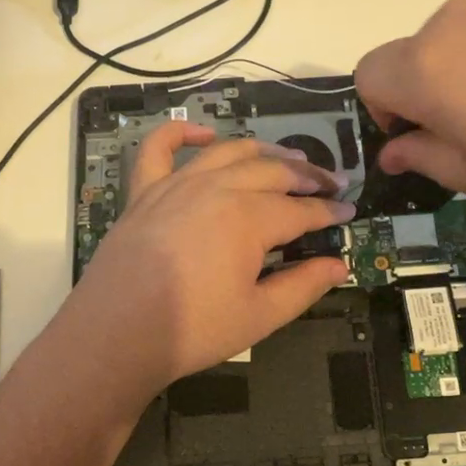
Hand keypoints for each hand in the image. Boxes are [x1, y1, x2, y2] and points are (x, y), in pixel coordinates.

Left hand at [49, 123, 354, 412]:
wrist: (116, 333)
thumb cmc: (193, 329)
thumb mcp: (259, 316)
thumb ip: (303, 286)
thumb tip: (338, 265)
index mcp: (250, 217)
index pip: (301, 209)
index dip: (328, 211)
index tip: (349, 212)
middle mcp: (217, 188)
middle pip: (272, 171)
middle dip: (307, 177)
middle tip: (330, 183)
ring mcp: (177, 185)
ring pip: (228, 152)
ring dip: (264, 151)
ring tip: (287, 158)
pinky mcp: (144, 192)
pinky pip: (160, 149)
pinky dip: (181, 133)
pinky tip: (202, 132)